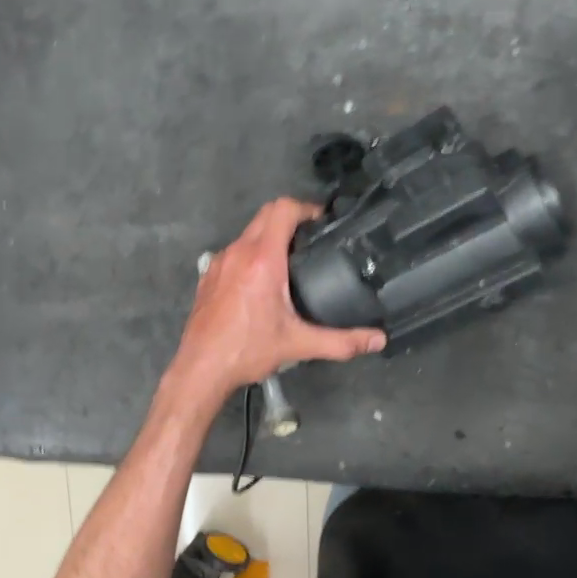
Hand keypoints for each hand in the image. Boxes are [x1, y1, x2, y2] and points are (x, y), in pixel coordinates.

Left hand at [169, 198, 385, 398]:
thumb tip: (376, 341)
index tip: (322, 220)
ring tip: (291, 257)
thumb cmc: (246, 351)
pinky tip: (262, 280)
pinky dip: (250, 254)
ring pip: (247, 233)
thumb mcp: (297, 345)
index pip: (283, 210)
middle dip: (290, 218)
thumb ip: (340, 341)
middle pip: (265, 214)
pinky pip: (233, 252)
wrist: (200, 368)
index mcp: (262, 260)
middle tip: (312, 237)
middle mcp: (238, 253)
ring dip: (269, 236)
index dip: (306, 208)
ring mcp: (219, 263)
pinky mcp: (208, 276)